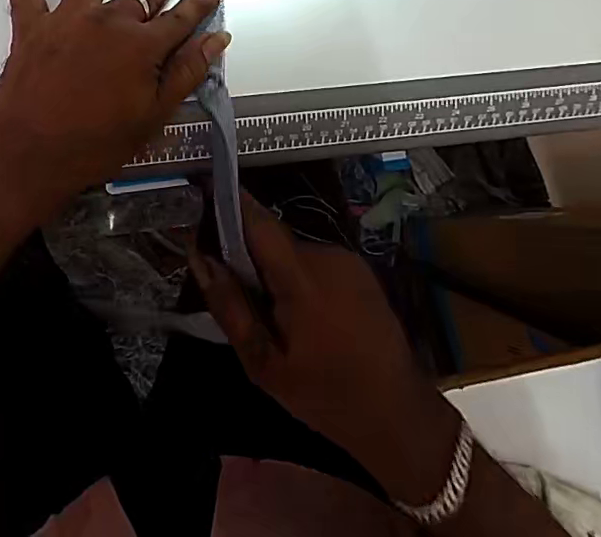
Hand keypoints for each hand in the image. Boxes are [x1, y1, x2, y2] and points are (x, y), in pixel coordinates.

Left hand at [0, 0, 229, 215]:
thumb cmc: (89, 144)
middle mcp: (107, 24)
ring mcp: (68, 21)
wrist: (29, 153)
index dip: (199, 2)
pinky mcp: (33, 28)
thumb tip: (214, 43)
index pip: (180, 18)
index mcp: (140, 48)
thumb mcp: (152, 117)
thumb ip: (186, 74)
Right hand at [191, 195, 454, 492]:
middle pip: (271, 238)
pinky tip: (302, 314)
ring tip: (273, 314)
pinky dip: (297, 275)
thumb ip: (229, 306)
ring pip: (291, 250)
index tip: (202, 183)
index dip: (229, 200)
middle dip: (248, 254)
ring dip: (273, 269)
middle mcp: (327, 256)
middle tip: (235, 291)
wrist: (401, 417)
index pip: (258, 221)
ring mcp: (348, 260)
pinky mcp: (360, 269)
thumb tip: (199, 257)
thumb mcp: (264, 364)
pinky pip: (313, 260)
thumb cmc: (327, 396)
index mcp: (303, 278)